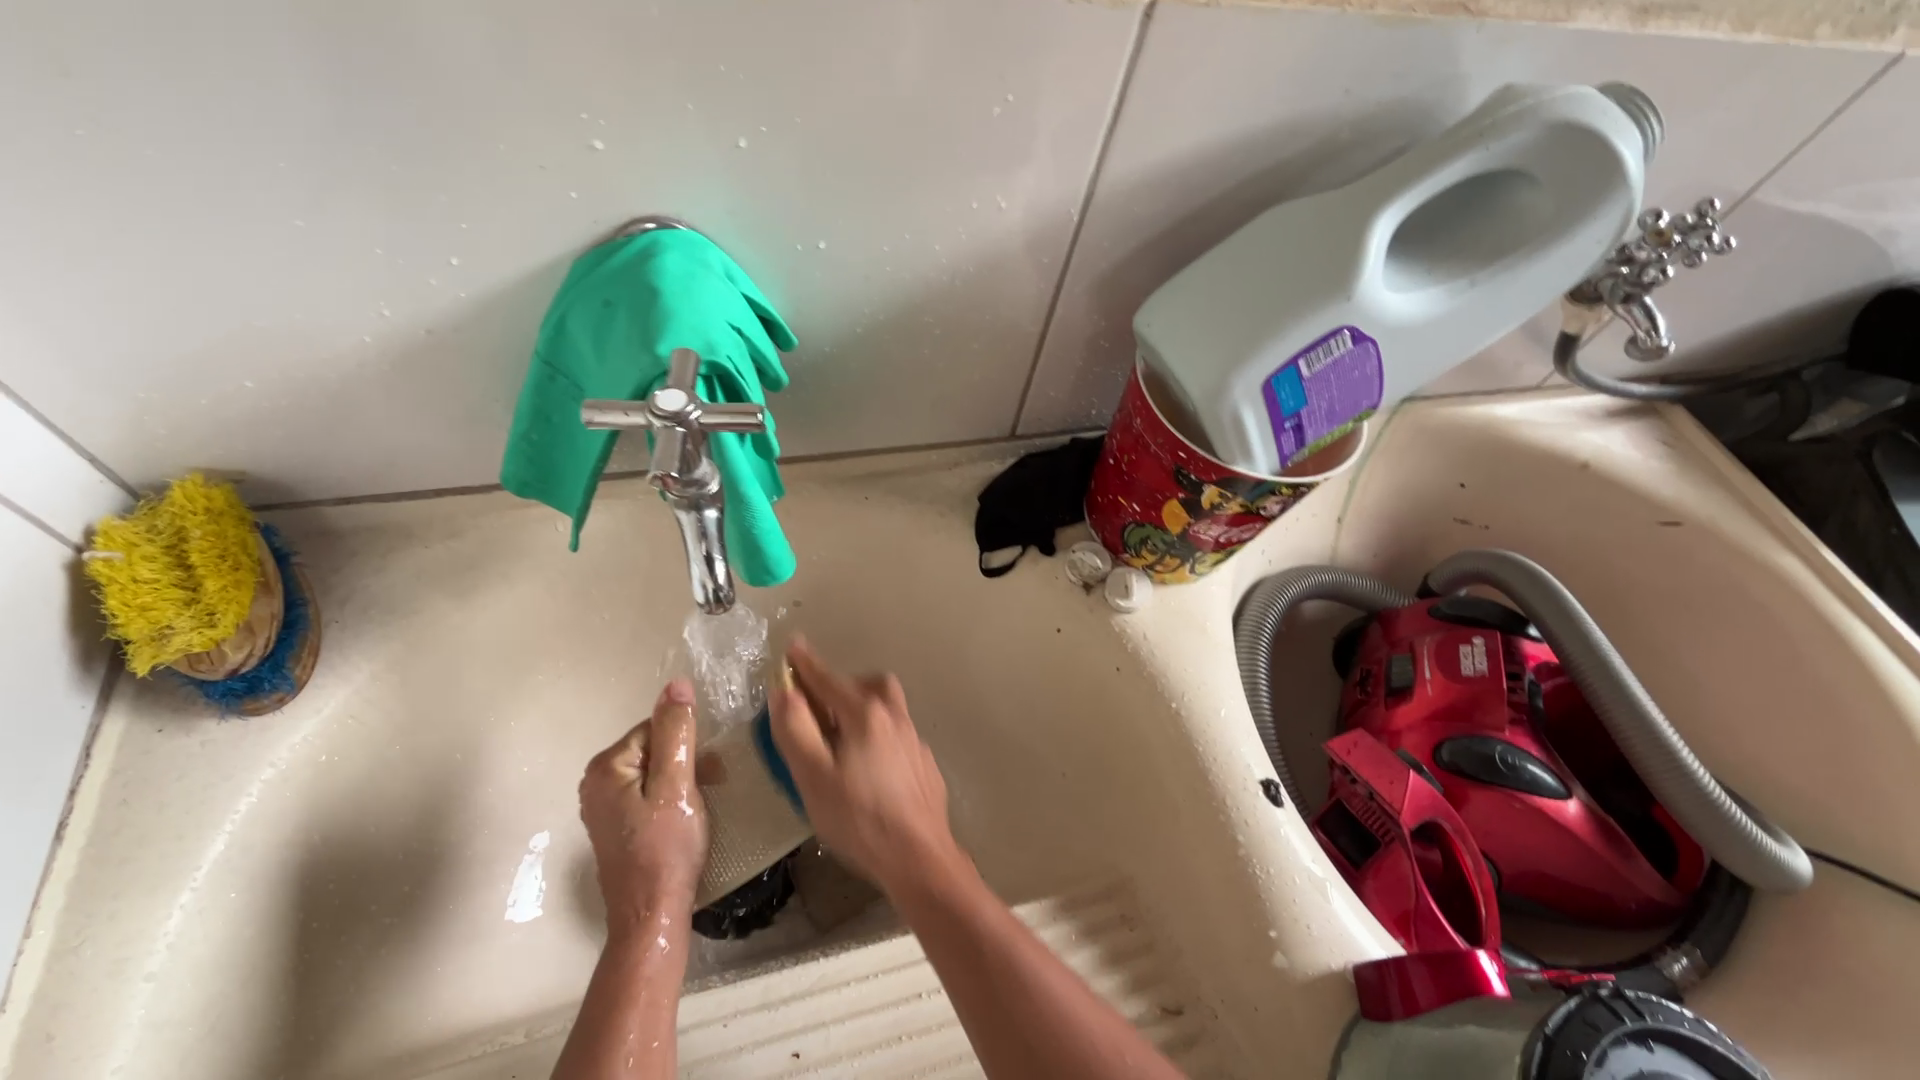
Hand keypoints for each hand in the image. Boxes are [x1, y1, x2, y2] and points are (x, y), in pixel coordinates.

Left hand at [578, 678, 708, 938]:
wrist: (652, 914)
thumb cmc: (666, 849)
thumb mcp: (677, 785)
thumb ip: (676, 734)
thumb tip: (676, 684)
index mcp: (605, 767)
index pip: (655, 728)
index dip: (687, 745)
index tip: (708, 773)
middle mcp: (595, 783)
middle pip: (653, 749)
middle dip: (685, 763)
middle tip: (710, 788)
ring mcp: (603, 808)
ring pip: (653, 774)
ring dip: (682, 783)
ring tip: (700, 808)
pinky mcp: (615, 828)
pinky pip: (647, 796)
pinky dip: (670, 801)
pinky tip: (684, 821)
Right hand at [769, 639, 963, 896]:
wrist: (920, 858)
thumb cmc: (859, 818)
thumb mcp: (813, 777)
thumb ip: (795, 730)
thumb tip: (783, 691)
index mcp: (866, 714)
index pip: (829, 679)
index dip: (806, 664)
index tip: (792, 647)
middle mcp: (895, 718)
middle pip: (868, 685)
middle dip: (841, 686)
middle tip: (817, 707)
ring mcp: (914, 741)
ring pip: (887, 708)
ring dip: (862, 709)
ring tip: (839, 738)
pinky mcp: (923, 764)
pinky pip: (896, 735)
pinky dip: (877, 736)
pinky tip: (866, 768)